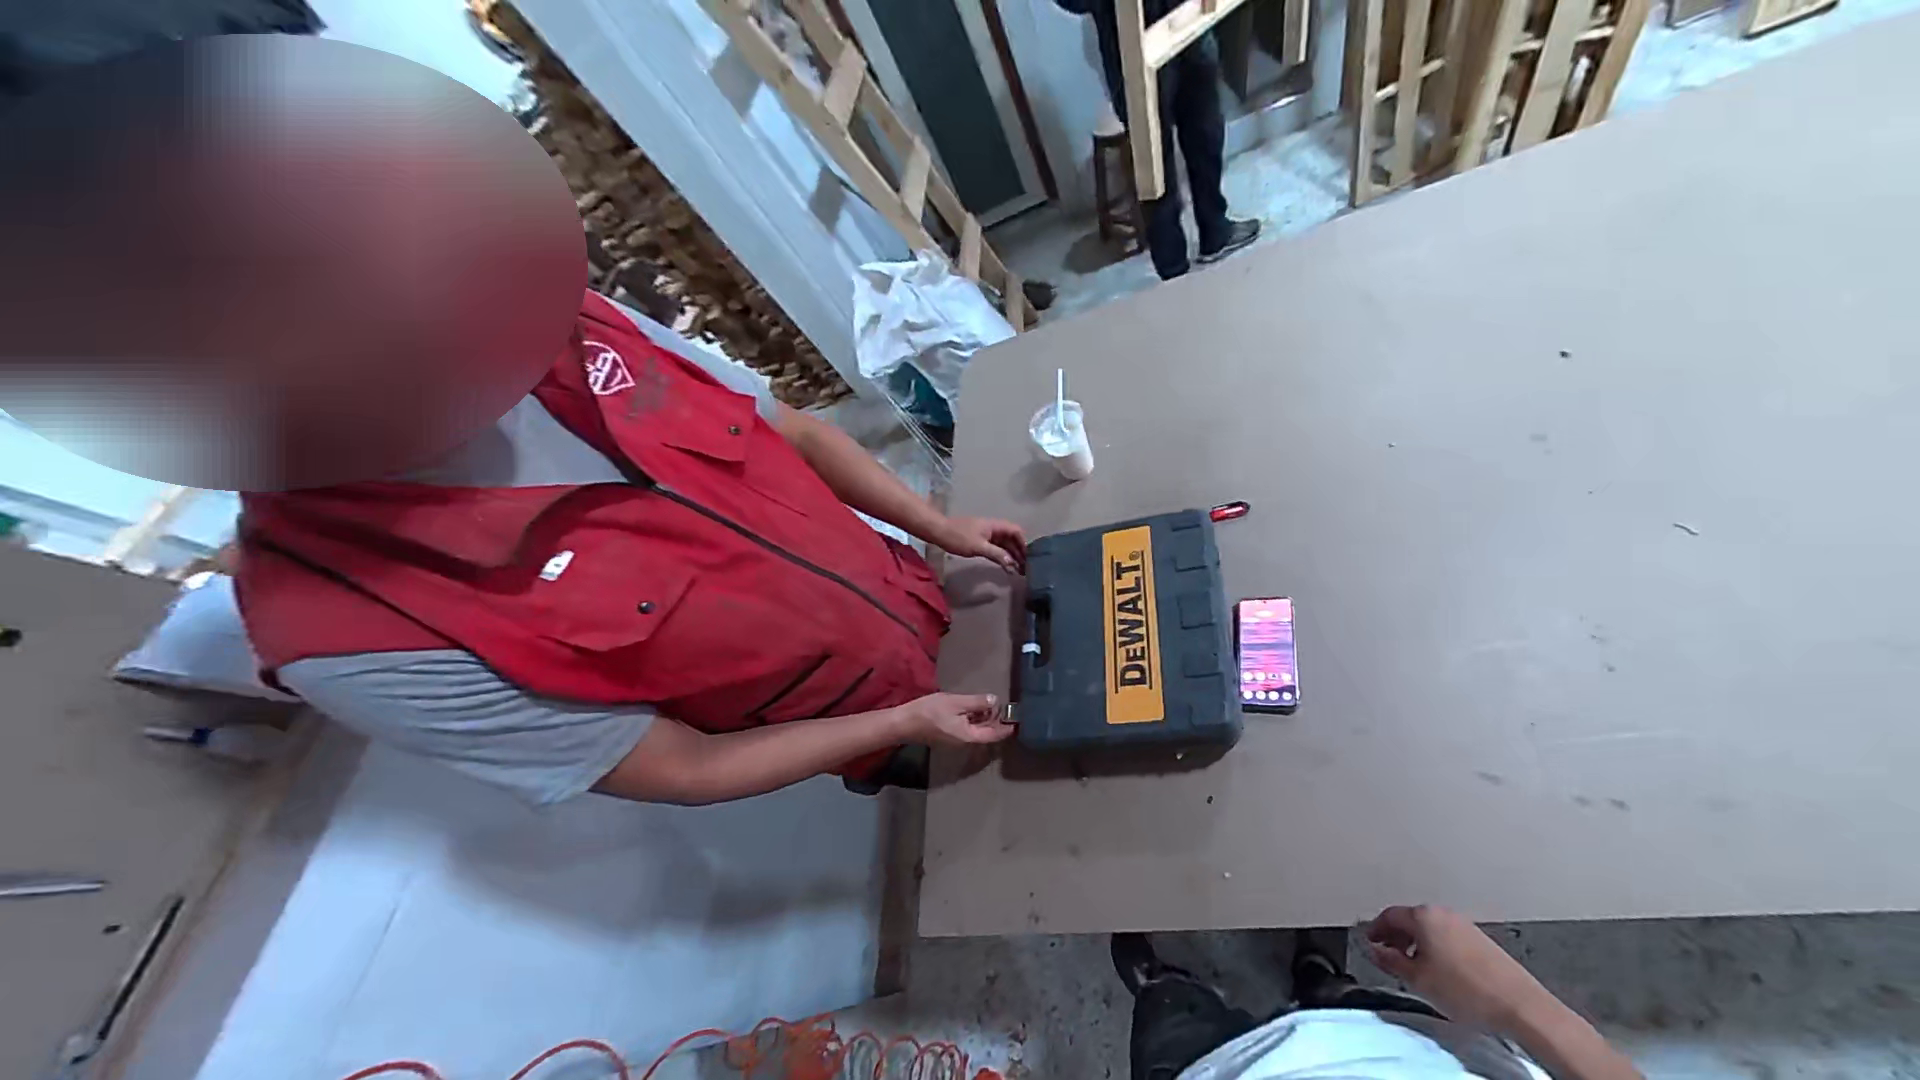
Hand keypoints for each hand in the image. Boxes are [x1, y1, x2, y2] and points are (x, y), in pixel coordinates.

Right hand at [893, 692, 1016, 746]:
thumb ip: (977, 703)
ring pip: (977, 731)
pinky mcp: (949, 736)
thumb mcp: (955, 703)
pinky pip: (968, 729)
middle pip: (987, 733)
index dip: (1007, 727)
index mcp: (969, 736)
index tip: (1017, 718)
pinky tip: (973, 708)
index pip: (995, 735)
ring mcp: (957, 740)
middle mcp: (965, 742)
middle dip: (996, 721)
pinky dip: (974, 720)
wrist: (904, 723)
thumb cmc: (929, 712)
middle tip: (1003, 705)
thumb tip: (995, 701)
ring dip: (985, 719)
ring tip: (990, 703)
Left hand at [940, 516, 1027, 573]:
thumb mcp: (979, 547)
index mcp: (995, 525)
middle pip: (1012, 539)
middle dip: (1019, 552)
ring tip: (1018, 570)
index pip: (1016, 531)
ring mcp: (987, 535)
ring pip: (1004, 544)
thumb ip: (997, 554)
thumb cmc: (959, 537)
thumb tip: (1012, 564)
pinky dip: (1001, 556)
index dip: (1024, 543)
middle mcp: (994, 529)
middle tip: (1025, 568)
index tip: (1028, 557)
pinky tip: (1006, 566)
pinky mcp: (980, 541)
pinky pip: (996, 548)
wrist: (939, 532)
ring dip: (1011, 555)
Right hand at [1364, 904, 1555, 1033]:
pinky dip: (1439, 949)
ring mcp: (1466, 926)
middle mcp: (1443, 914)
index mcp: (1423, 916)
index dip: (1375, 929)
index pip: (1388, 915)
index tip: (1370, 942)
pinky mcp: (1483, 942)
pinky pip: (1450, 938)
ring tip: (1417, 967)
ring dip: (1419, 943)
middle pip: (1410, 919)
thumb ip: (1389, 961)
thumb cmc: (1468, 991)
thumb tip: (1376, 951)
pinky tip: (1443, 971)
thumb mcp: (1417, 979)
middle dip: (1397, 936)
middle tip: (1390, 955)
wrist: (1522, 1008)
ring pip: (1431, 929)